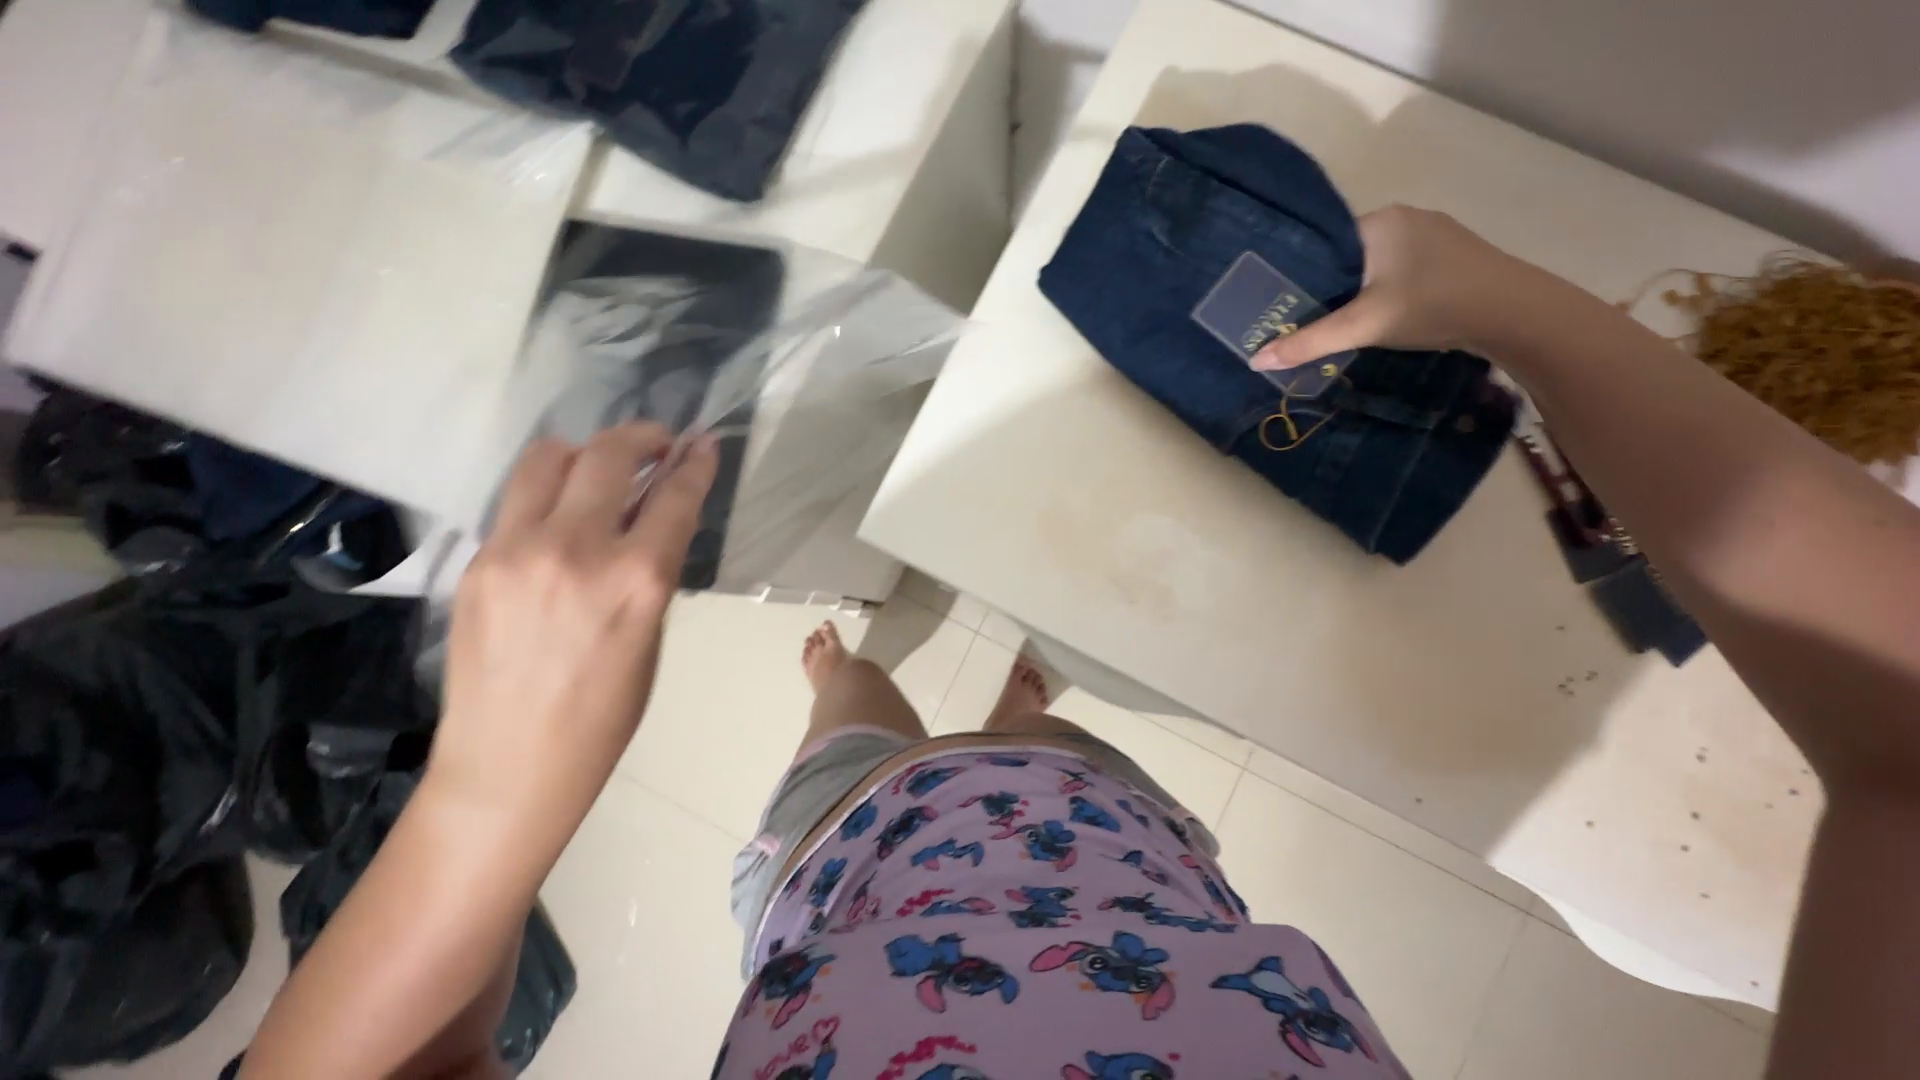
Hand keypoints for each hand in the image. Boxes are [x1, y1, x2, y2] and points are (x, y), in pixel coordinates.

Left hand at [426, 424, 718, 836]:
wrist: (510, 764)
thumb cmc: (602, 717)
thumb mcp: (650, 639)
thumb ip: (651, 570)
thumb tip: (652, 517)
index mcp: (637, 580)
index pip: (674, 495)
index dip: (694, 463)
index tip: (702, 444)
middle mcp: (577, 549)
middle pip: (609, 454)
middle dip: (641, 437)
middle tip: (655, 443)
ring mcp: (517, 550)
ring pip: (549, 458)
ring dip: (584, 452)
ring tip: (599, 467)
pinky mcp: (478, 560)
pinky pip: (516, 501)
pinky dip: (546, 493)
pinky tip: (558, 516)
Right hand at [1253, 205, 1531, 369]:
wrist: (1516, 313)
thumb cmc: (1434, 305)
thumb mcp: (1363, 326)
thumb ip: (1309, 341)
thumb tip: (1255, 359)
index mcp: (1380, 221)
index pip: (1324, 240)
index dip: (1300, 269)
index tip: (1281, 300)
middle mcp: (1405, 218)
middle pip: (1348, 252)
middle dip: (1327, 283)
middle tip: (1301, 317)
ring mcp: (1434, 235)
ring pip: (1377, 263)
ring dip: (1358, 289)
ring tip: (1336, 320)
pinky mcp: (1452, 256)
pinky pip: (1402, 269)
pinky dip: (1385, 289)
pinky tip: (1381, 314)